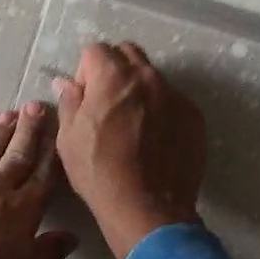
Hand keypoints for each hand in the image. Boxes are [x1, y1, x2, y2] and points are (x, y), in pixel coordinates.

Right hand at [52, 42, 206, 258]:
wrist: (148, 208)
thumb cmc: (99, 173)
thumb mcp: (69, 138)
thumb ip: (70, 102)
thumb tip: (65, 82)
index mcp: (114, 77)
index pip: (96, 50)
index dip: (85, 71)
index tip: (85, 98)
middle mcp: (149, 77)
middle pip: (128, 53)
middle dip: (114, 69)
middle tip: (106, 103)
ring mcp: (176, 96)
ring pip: (153, 77)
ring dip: (139, 90)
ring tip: (132, 125)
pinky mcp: (194, 117)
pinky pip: (173, 101)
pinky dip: (161, 110)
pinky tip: (153, 141)